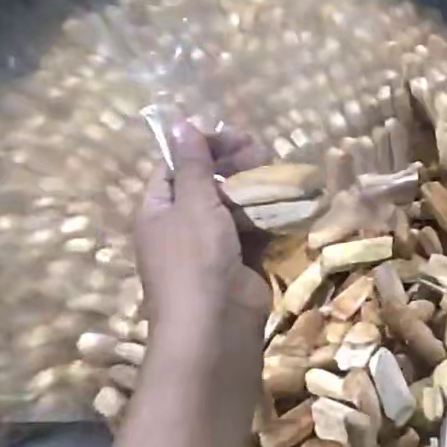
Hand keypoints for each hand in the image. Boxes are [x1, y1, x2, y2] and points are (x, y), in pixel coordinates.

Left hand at [133, 122, 271, 352]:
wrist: (215, 324)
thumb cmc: (195, 259)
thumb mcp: (192, 204)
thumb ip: (192, 164)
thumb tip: (179, 123)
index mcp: (158, 209)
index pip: (174, 167)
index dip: (201, 147)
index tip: (234, 135)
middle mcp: (183, 224)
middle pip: (208, 183)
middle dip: (234, 164)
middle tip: (261, 151)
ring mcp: (213, 244)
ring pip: (235, 205)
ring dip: (255, 188)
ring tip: (278, 172)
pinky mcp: (241, 260)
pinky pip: (254, 230)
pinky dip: (269, 215)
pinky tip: (287, 201)